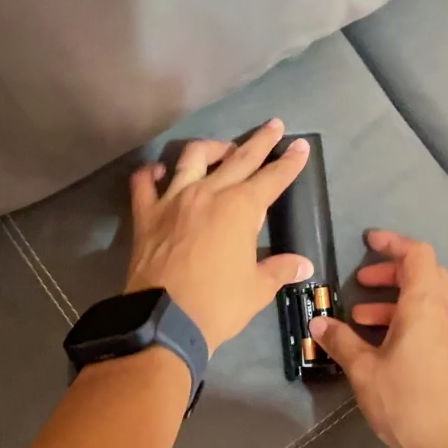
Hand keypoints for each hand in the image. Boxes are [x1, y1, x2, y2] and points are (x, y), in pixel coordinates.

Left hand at [124, 119, 312, 352]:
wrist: (165, 321)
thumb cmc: (218, 305)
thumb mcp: (257, 289)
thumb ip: (279, 269)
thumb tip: (303, 264)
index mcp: (241, 208)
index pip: (273, 178)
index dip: (290, 163)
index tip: (300, 146)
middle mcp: (209, 193)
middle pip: (239, 158)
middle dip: (260, 141)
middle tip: (274, 126)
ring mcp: (173, 200)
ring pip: (193, 158)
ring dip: (211, 148)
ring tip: (222, 148)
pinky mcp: (146, 214)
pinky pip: (144, 183)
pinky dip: (151, 173)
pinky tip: (159, 171)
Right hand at [311, 230, 447, 447]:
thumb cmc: (406, 401)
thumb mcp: (364, 370)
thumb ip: (341, 341)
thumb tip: (318, 324)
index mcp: (425, 305)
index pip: (417, 254)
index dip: (393, 242)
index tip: (367, 242)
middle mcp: (444, 313)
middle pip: (424, 274)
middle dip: (391, 272)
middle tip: (361, 282)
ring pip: (427, 299)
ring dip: (395, 299)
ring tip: (360, 318)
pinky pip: (430, 322)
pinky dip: (405, 319)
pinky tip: (380, 344)